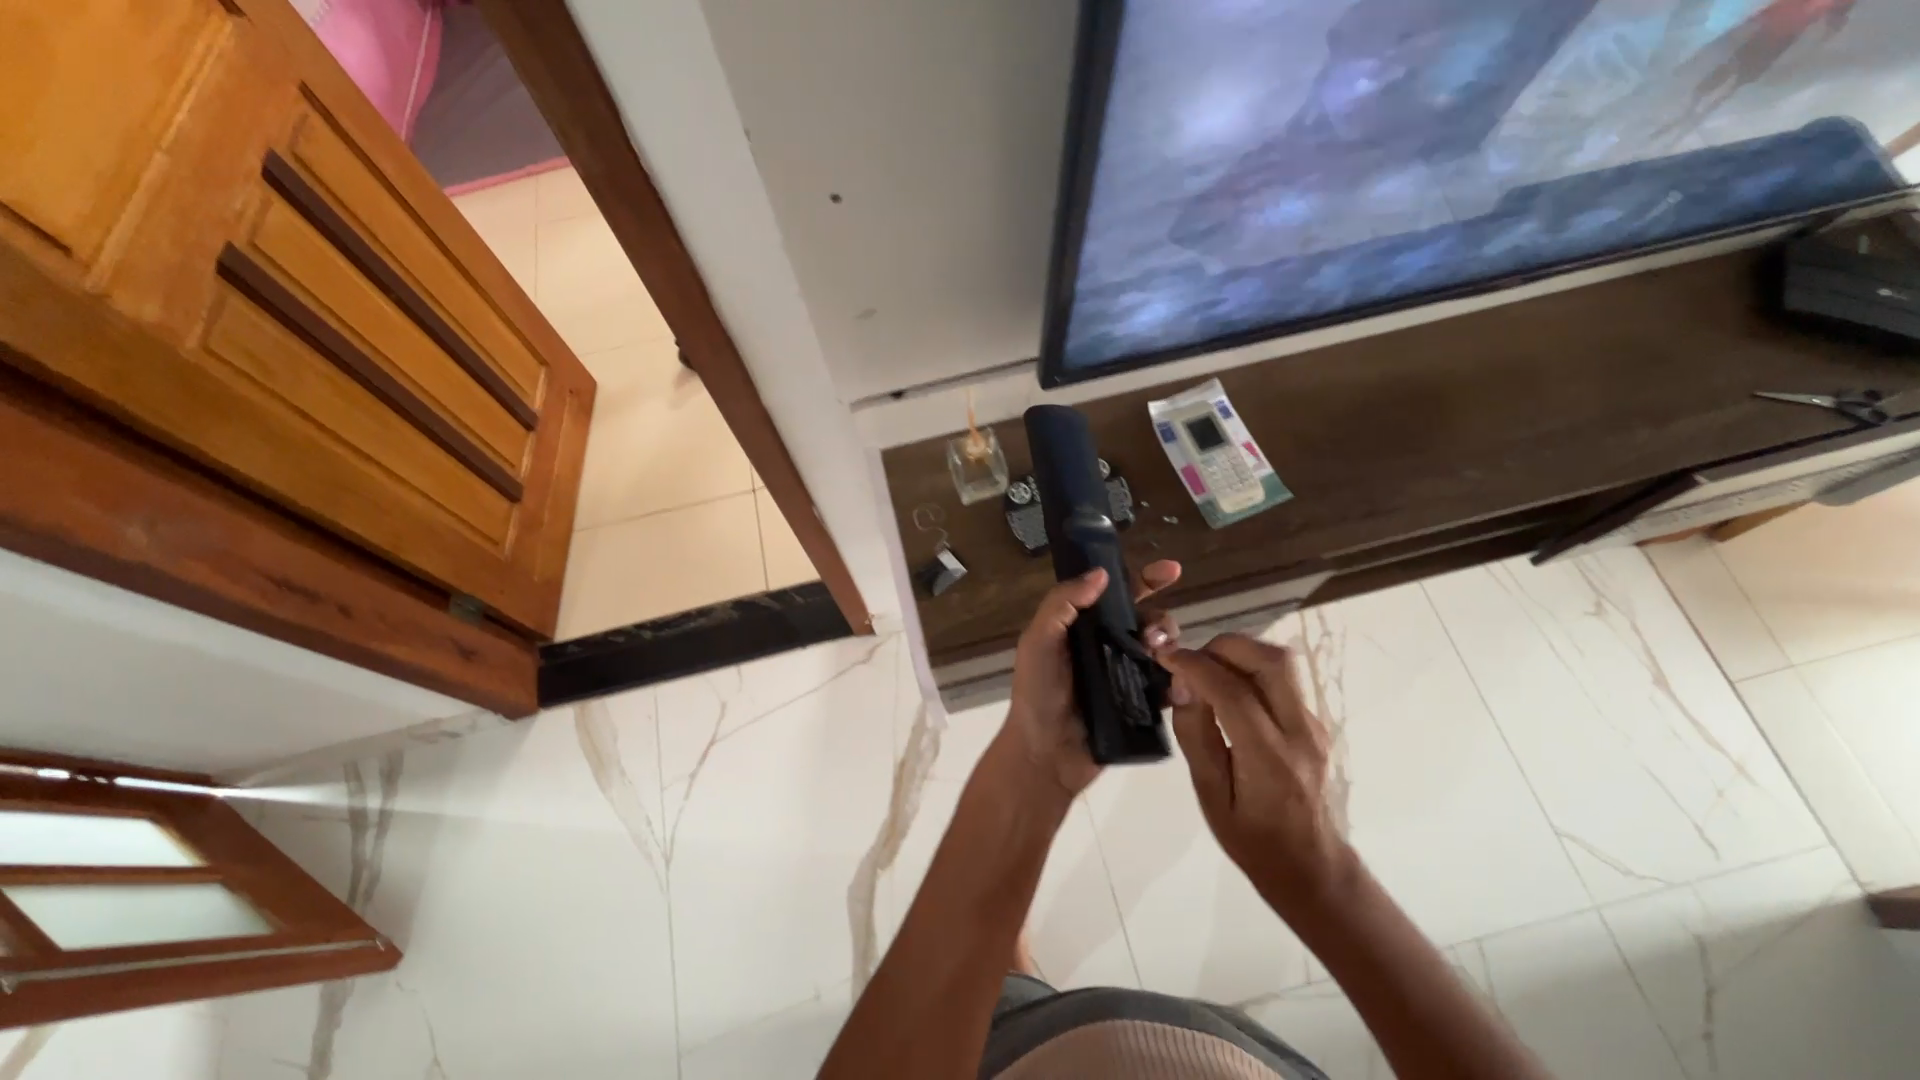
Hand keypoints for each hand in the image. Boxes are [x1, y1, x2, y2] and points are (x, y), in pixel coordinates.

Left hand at [1001, 561, 1181, 796]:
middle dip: (1160, 620)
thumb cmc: (1037, 694)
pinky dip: (1179, 681)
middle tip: (1154, 638)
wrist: (1045, 756)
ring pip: (1162, 650)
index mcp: (1081, 627)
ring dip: (1170, 648)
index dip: (1144, 579)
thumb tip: (1101, 574)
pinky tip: (1181, 684)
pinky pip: (1168, 686)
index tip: (1172, 571)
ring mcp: (1125, 676)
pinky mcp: (1139, 705)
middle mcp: (1105, 646)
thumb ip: (1062, 604)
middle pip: (1146, 620)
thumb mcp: (1038, 642)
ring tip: (1162, 660)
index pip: (1116, 594)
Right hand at [1161, 635, 1353, 910]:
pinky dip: (1250, 670)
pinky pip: (1284, 680)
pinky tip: (1226, 690)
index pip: (1233, 692)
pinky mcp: (1315, 722)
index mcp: (1270, 760)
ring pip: (1283, 663)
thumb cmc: (1250, 838)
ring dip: (1240, 653)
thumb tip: (1183, 685)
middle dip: (1224, 646)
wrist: (1309, 862)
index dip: (1195, 666)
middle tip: (1191, 660)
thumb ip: (1195, 735)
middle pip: (1272, 661)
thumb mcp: (1209, 794)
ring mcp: (1314, 725)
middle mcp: (1300, 734)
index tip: (1165, 656)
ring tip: (1207, 670)